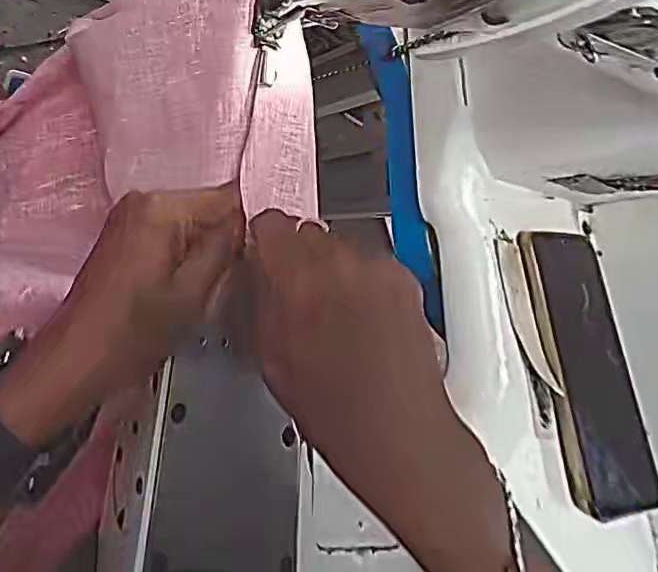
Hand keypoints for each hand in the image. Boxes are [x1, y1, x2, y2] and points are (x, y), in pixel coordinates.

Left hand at [0, 186, 242, 445]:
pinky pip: (170, 231)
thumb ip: (225, 248)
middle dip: (221, 241)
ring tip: (196, 288)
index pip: (226, 198)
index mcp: (160, 207)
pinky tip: (177, 285)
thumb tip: (246, 223)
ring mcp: (130, 214)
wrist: (74, 362)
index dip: (245, 229)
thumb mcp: (192, 295)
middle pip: (208, 208)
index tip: (248, 258)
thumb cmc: (129, 335)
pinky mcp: (125, 231)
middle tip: (220, 282)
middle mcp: (143, 199)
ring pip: (191, 221)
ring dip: (202, 250)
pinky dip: (182, 253)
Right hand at [244, 211, 513, 571]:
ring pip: (340, 246)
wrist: (399, 433)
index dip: (264, 235)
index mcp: (297, 281)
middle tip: (301, 293)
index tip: (265, 245)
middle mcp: (338, 264)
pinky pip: (371, 262)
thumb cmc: (338, 413)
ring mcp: (374, 268)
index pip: (271, 223)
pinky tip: (364, 318)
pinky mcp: (402, 276)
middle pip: (307, 232)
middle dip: (299, 256)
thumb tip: (255, 270)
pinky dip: (364, 280)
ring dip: (333, 268)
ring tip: (336, 315)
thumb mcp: (272, 358)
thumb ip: (259, 300)